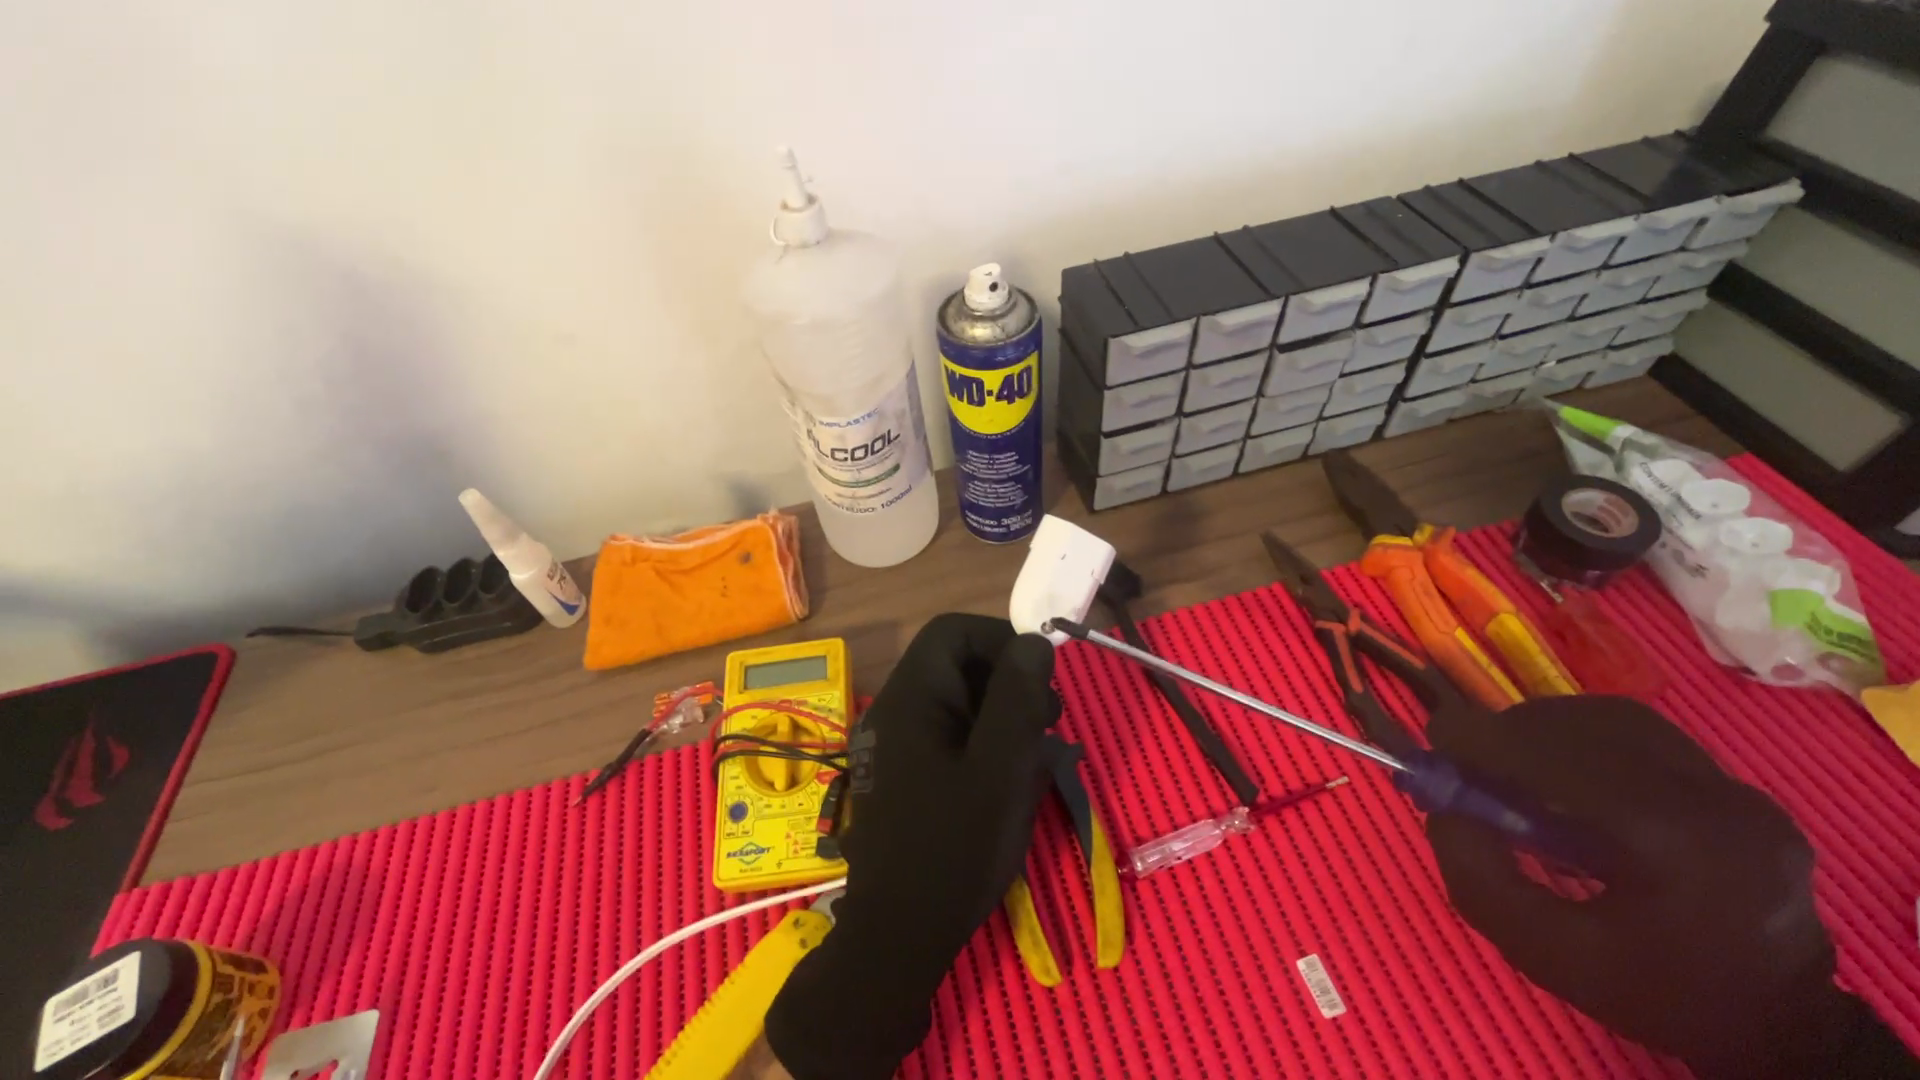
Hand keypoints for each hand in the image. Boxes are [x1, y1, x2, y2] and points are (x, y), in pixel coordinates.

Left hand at [765, 614, 1057, 1079]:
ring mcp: (897, 746)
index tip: (1039, 682)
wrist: (900, 934)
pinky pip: (951, 740)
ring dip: (1002, 719)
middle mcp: (896, 712)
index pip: (952, 632)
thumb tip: (1034, 642)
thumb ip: (1017, 697)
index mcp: (911, 699)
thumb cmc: (954, 847)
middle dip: (1009, 684)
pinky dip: (985, 748)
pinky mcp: (906, 777)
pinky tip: (1009, 783)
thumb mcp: (1000, 767)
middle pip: (957, 666)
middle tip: (1047, 725)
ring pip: (959, 705)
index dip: (1000, 642)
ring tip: (1034, 758)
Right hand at [1425, 696, 1850, 1078]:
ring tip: (1512, 766)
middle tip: (1466, 760)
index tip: (1436, 737)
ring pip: (1615, 722)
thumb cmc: (1653, 994)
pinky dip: (1585, 739)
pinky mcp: (1739, 786)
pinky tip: (1563, 773)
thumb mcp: (1544, 954)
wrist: (1777, 1026)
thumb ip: (1478, 878)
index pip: (1565, 763)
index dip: (1490, 740)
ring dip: (1547, 730)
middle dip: (1513, 734)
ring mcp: (1739, 790)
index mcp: (1676, 848)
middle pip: (1590, 730)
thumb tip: (1441, 809)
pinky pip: (1642, 737)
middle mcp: (1717, 802)